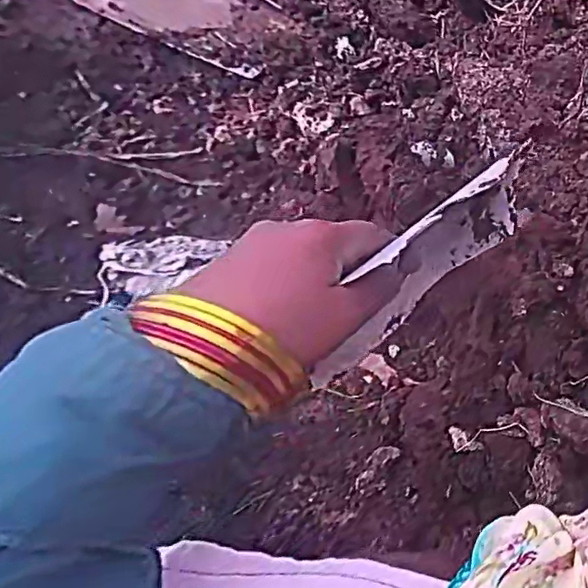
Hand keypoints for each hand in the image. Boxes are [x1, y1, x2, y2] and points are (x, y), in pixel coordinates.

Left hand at [174, 219, 400, 366]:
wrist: (193, 357)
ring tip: (309, 325)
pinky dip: (281, 292)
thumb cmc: (284, 333)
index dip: (391, 259)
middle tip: (350, 313)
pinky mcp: (220, 266)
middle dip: (347, 274)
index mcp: (323, 234)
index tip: (392, 285)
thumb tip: (394, 272)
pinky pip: (268, 273)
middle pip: (335, 247)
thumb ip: (380, 289)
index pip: (375, 235)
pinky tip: (277, 323)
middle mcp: (285, 229)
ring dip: (312, 284)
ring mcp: (249, 245)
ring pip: (300, 260)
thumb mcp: (349, 316)